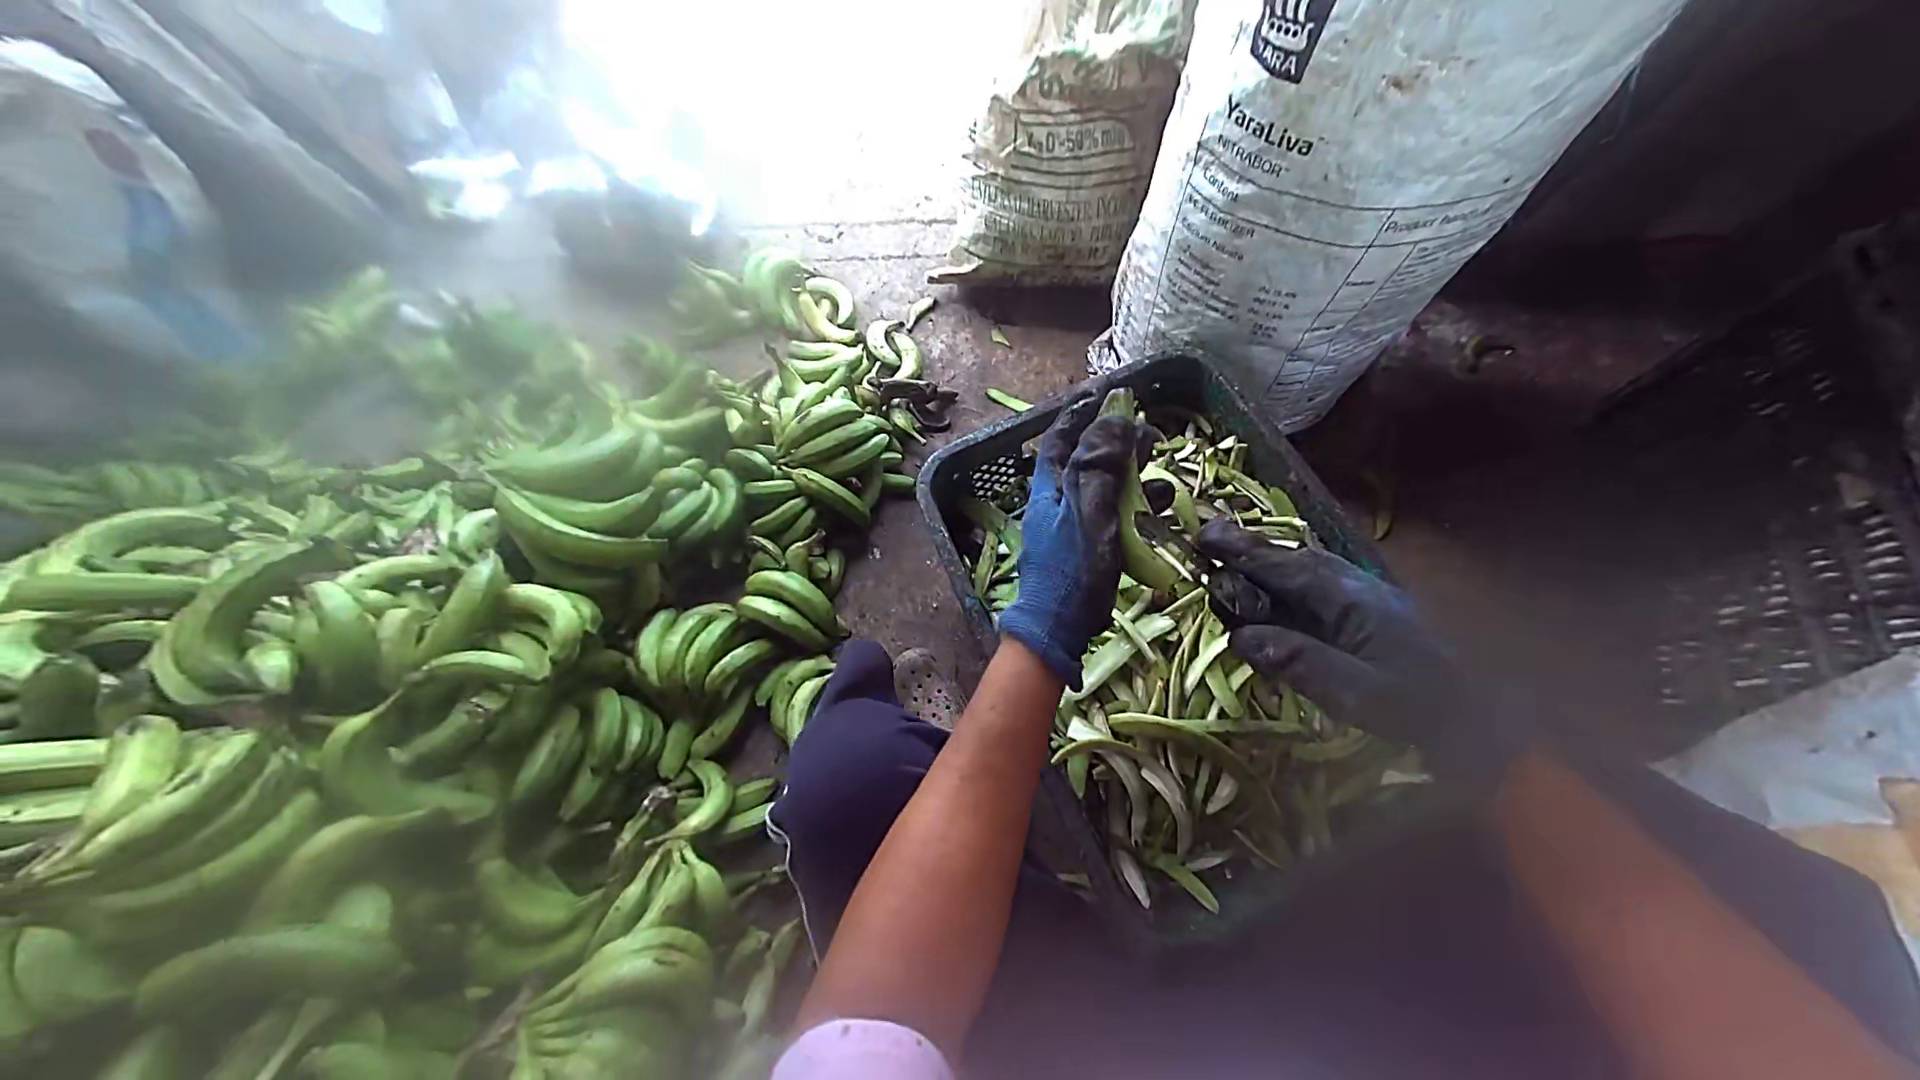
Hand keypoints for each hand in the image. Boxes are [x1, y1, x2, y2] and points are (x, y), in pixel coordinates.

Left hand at [997, 390, 1139, 688]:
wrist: (1061, 627)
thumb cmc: (1072, 569)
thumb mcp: (1088, 510)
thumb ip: (1098, 464)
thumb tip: (1112, 417)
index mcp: (1048, 487)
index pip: (1061, 438)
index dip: (1082, 414)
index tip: (1108, 394)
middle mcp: (1057, 501)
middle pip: (1087, 458)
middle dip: (1117, 442)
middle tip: (1148, 433)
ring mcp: (1073, 524)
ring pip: (1105, 485)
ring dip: (1132, 472)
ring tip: (1159, 465)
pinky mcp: (1089, 546)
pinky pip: (1114, 514)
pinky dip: (1136, 505)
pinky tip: (1158, 504)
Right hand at [1195, 520, 1523, 784]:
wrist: (1484, 725)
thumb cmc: (1423, 710)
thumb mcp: (1360, 693)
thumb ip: (1301, 661)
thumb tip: (1241, 637)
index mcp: (1355, 601)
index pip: (1288, 570)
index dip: (1243, 553)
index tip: (1203, 538)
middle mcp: (1358, 589)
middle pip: (1295, 559)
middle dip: (1249, 549)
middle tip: (1206, 543)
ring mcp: (1365, 599)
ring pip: (1306, 568)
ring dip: (1266, 562)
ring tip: (1229, 559)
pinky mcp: (1367, 615)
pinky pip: (1315, 586)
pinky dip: (1284, 580)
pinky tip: (1271, 590)